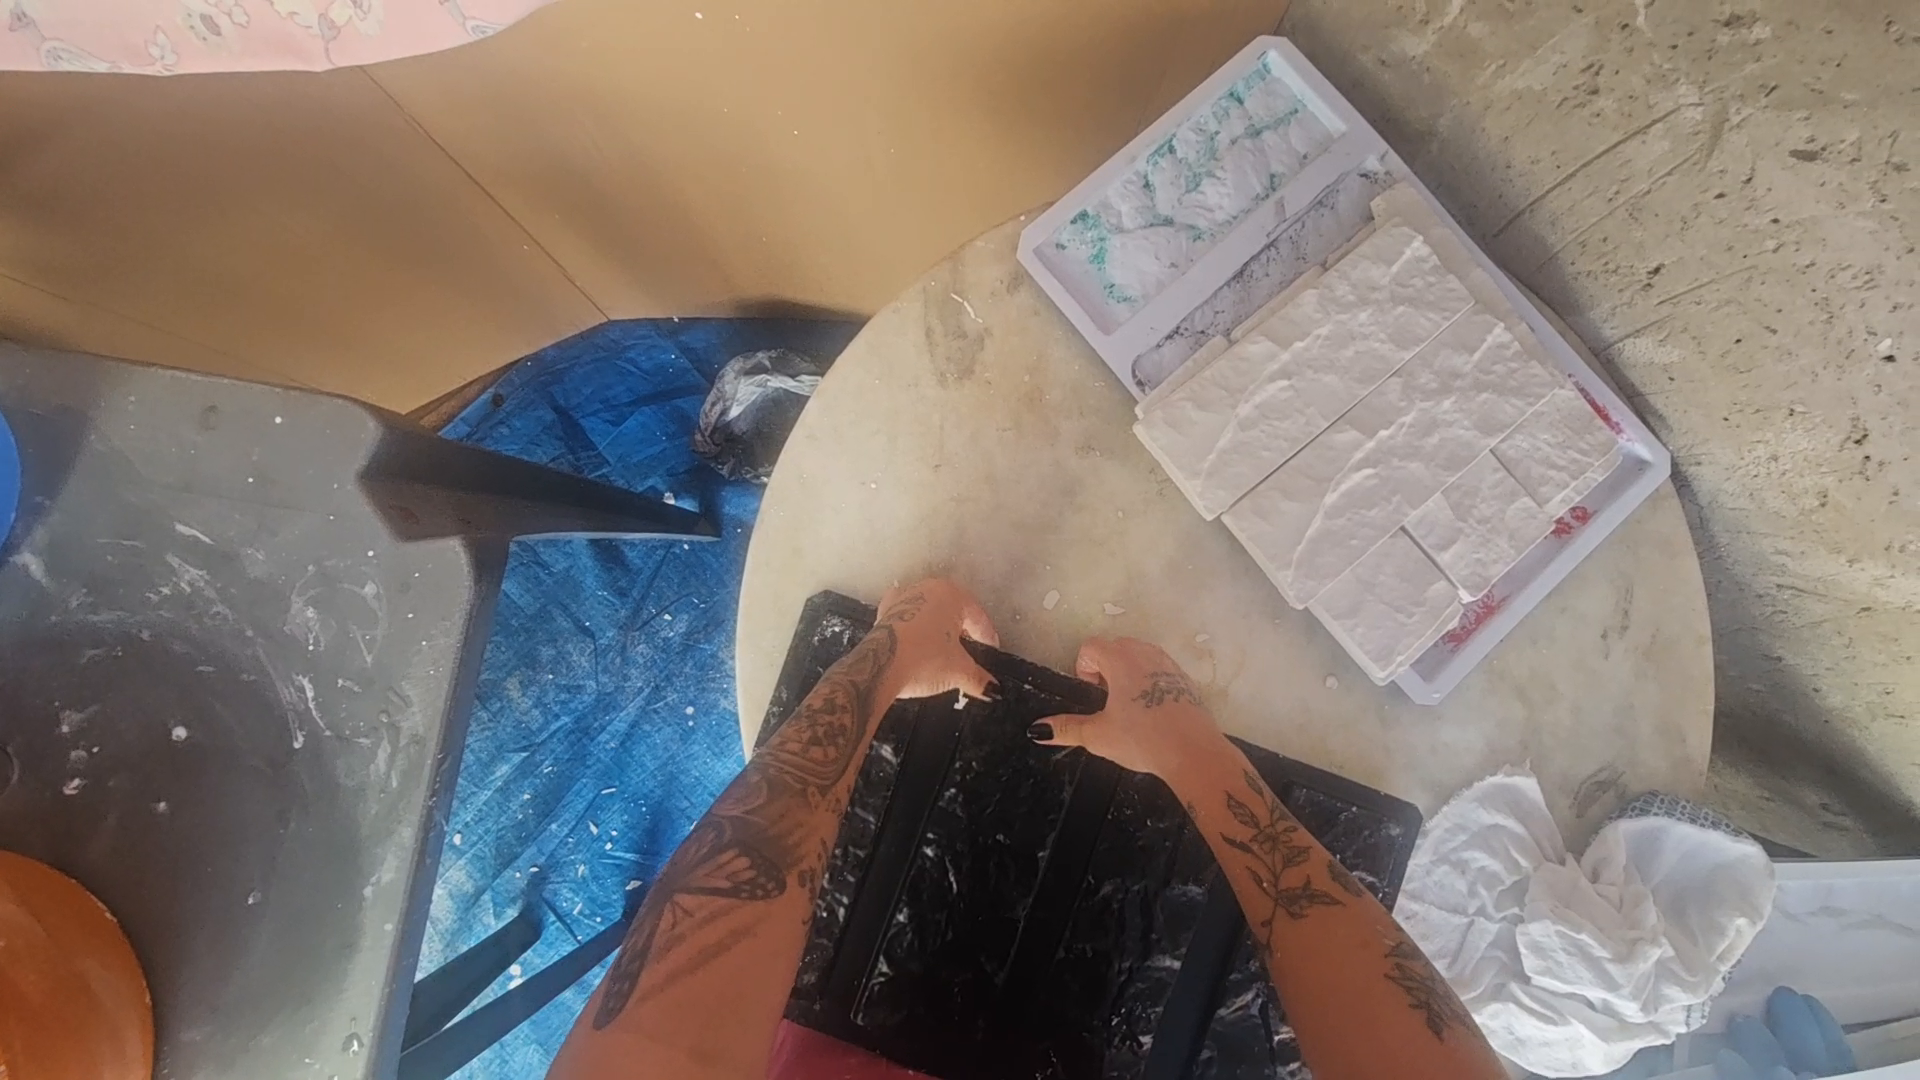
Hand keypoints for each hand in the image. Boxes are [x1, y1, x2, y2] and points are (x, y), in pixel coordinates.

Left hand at [873, 578, 998, 700]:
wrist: (879, 666)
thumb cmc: (924, 659)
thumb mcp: (959, 671)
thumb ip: (979, 679)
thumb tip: (993, 690)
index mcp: (953, 595)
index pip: (978, 617)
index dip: (988, 636)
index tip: (991, 650)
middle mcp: (928, 588)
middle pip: (954, 609)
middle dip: (964, 629)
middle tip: (972, 649)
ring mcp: (903, 597)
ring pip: (930, 610)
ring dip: (939, 626)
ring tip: (945, 648)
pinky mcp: (884, 611)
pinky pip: (907, 616)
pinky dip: (915, 626)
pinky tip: (917, 640)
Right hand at [1029, 638, 1223, 778]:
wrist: (1194, 753)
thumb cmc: (1143, 739)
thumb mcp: (1098, 736)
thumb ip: (1065, 728)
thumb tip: (1036, 730)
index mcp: (1120, 659)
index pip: (1091, 646)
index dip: (1083, 668)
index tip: (1092, 695)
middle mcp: (1145, 653)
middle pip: (1114, 647)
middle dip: (1105, 669)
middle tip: (1107, 702)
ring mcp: (1167, 663)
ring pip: (1138, 656)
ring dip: (1127, 673)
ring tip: (1129, 707)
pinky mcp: (1184, 678)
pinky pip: (1159, 669)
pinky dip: (1150, 682)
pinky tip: (1153, 712)